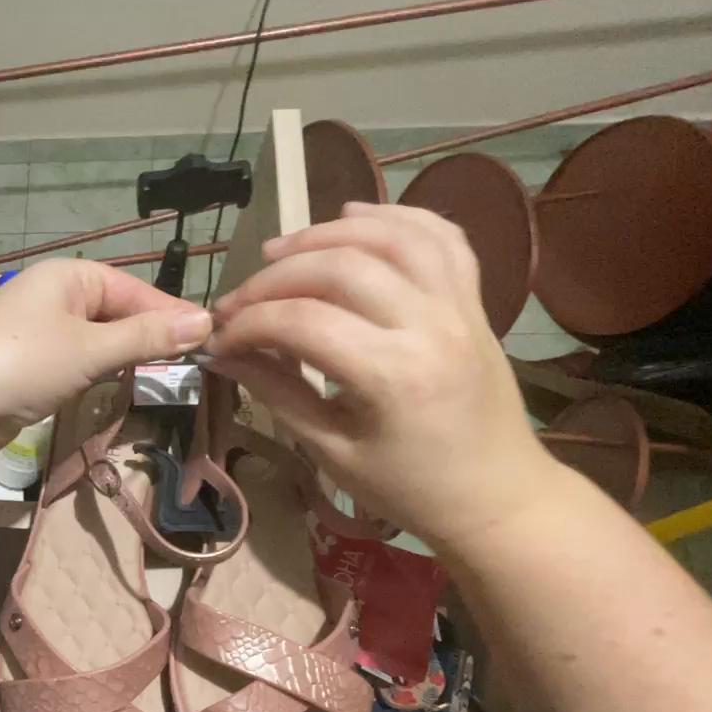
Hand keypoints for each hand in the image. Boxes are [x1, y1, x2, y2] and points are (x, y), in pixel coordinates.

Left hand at [0, 259, 213, 439]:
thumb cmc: (26, 364)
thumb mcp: (93, 350)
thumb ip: (147, 337)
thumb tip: (204, 322)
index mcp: (65, 275)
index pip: (131, 288)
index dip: (168, 313)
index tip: (206, 337)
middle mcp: (45, 294)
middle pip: (110, 311)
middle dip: (142, 335)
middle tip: (182, 362)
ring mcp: (28, 329)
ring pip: (88, 339)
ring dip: (116, 356)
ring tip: (149, 375)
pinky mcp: (16, 363)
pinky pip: (65, 360)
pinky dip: (87, 371)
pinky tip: (101, 387)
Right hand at [202, 203, 567, 551]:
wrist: (494, 495)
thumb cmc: (405, 486)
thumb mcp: (330, 449)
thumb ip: (277, 393)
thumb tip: (224, 357)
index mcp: (392, 375)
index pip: (302, 322)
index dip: (248, 325)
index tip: (218, 342)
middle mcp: (432, 325)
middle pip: (342, 267)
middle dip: (274, 277)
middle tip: (236, 302)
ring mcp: (460, 306)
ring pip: (392, 236)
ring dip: (326, 234)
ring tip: (279, 250)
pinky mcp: (474, 301)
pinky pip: (440, 237)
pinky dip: (394, 217)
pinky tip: (352, 217)